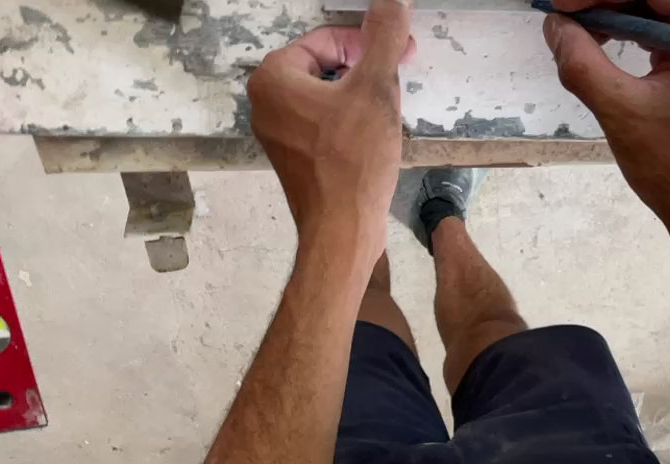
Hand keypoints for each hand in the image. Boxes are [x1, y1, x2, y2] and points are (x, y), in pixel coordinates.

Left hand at [248, 0, 414, 263]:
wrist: (343, 234)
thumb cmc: (353, 163)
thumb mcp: (375, 89)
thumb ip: (384, 37)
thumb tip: (394, 0)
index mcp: (273, 78)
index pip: (328, 41)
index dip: (370, 47)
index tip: (402, 58)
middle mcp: (266, 106)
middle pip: (328, 71)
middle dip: (366, 78)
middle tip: (394, 94)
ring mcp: (279, 139)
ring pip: (330, 103)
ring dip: (363, 105)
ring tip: (386, 123)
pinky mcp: (296, 166)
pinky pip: (326, 133)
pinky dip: (351, 132)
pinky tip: (373, 148)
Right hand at [541, 0, 669, 222]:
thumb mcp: (621, 113)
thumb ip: (583, 65)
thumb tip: (553, 26)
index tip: (559, 3)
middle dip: (604, 1)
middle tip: (561, 16)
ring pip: (651, 2)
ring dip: (610, 11)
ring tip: (574, 32)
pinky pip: (656, 20)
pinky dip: (623, 26)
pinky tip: (596, 40)